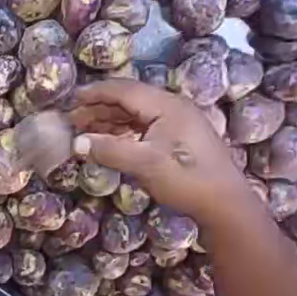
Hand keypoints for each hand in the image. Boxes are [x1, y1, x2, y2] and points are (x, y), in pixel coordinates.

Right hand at [70, 79, 256, 230]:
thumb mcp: (145, 165)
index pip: (123, 90)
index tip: (70, 100)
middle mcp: (172, 107)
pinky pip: (144, 127)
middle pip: (128, 100)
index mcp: (166, 105)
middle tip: (72, 120)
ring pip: (135, 115)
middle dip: (98, 108)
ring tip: (84, 131)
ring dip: (108, 121)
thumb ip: (109, 150)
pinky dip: (122, 132)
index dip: (94, 93)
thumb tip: (76, 143)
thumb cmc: (186, 180)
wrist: (226, 205)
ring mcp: (177, 123)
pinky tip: (108, 142)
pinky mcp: (179, 140)